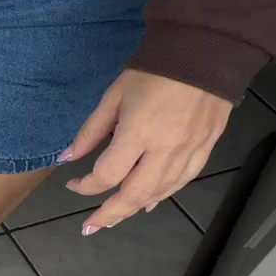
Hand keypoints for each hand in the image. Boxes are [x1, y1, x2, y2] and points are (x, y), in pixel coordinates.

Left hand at [61, 69, 231, 233]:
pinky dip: (164, 195)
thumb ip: (90, 132)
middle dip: (110, 213)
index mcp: (139, 133)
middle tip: (90, 226)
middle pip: (135, 194)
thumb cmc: (153, 71)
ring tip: (114, 218)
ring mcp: (191, 148)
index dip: (86, 187)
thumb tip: (66, 158)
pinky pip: (184, 180)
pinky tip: (148, 203)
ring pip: (161, 191)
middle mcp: (167, 147)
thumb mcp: (113, 98)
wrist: (207, 49)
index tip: (73, 184)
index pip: (107, 175)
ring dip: (134, 208)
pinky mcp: (208, 145)